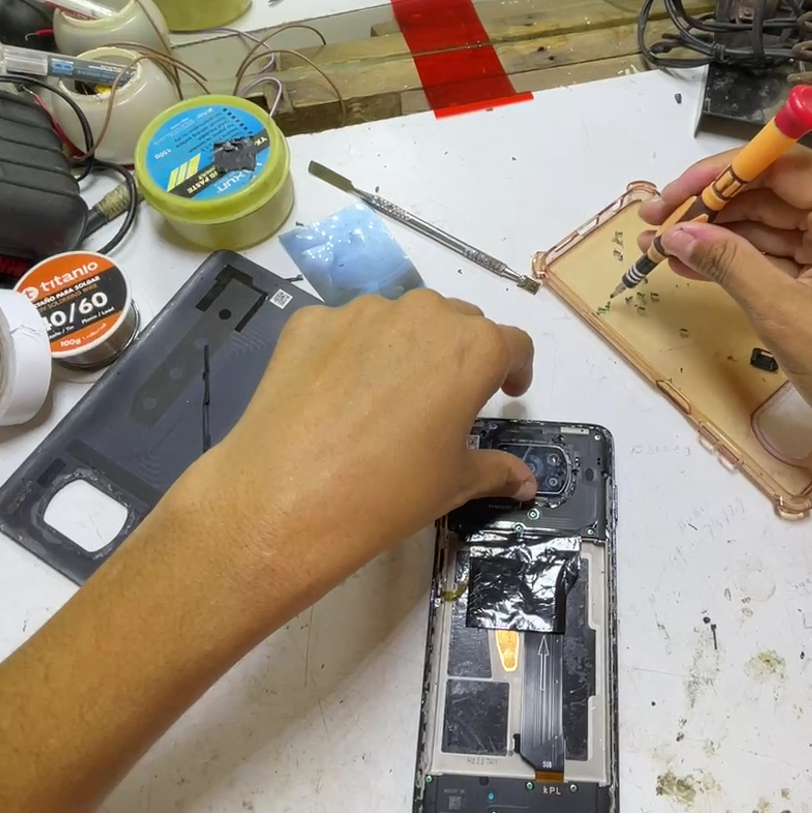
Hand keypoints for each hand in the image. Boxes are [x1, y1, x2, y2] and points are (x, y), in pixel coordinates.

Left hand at [162, 291, 535, 619]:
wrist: (286, 499)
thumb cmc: (390, 492)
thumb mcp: (453, 484)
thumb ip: (497, 470)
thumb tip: (526, 482)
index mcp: (472, 349)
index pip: (512, 343)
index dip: (515, 368)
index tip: (507, 393)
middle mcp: (423, 315)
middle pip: (458, 322)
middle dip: (461, 354)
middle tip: (446, 399)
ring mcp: (361, 313)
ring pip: (401, 319)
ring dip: (407, 346)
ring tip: (386, 396)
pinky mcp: (310, 321)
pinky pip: (346, 328)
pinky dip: (352, 351)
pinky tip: (336, 395)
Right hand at [638, 146, 811, 463]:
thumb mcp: (785, 316)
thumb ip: (728, 265)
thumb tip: (675, 235)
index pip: (781, 167)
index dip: (717, 176)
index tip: (670, 198)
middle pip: (775, 193)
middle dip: (711, 209)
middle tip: (654, 224)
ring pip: (775, 224)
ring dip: (719, 236)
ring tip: (662, 246)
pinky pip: (785, 253)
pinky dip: (743, 260)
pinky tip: (695, 264)